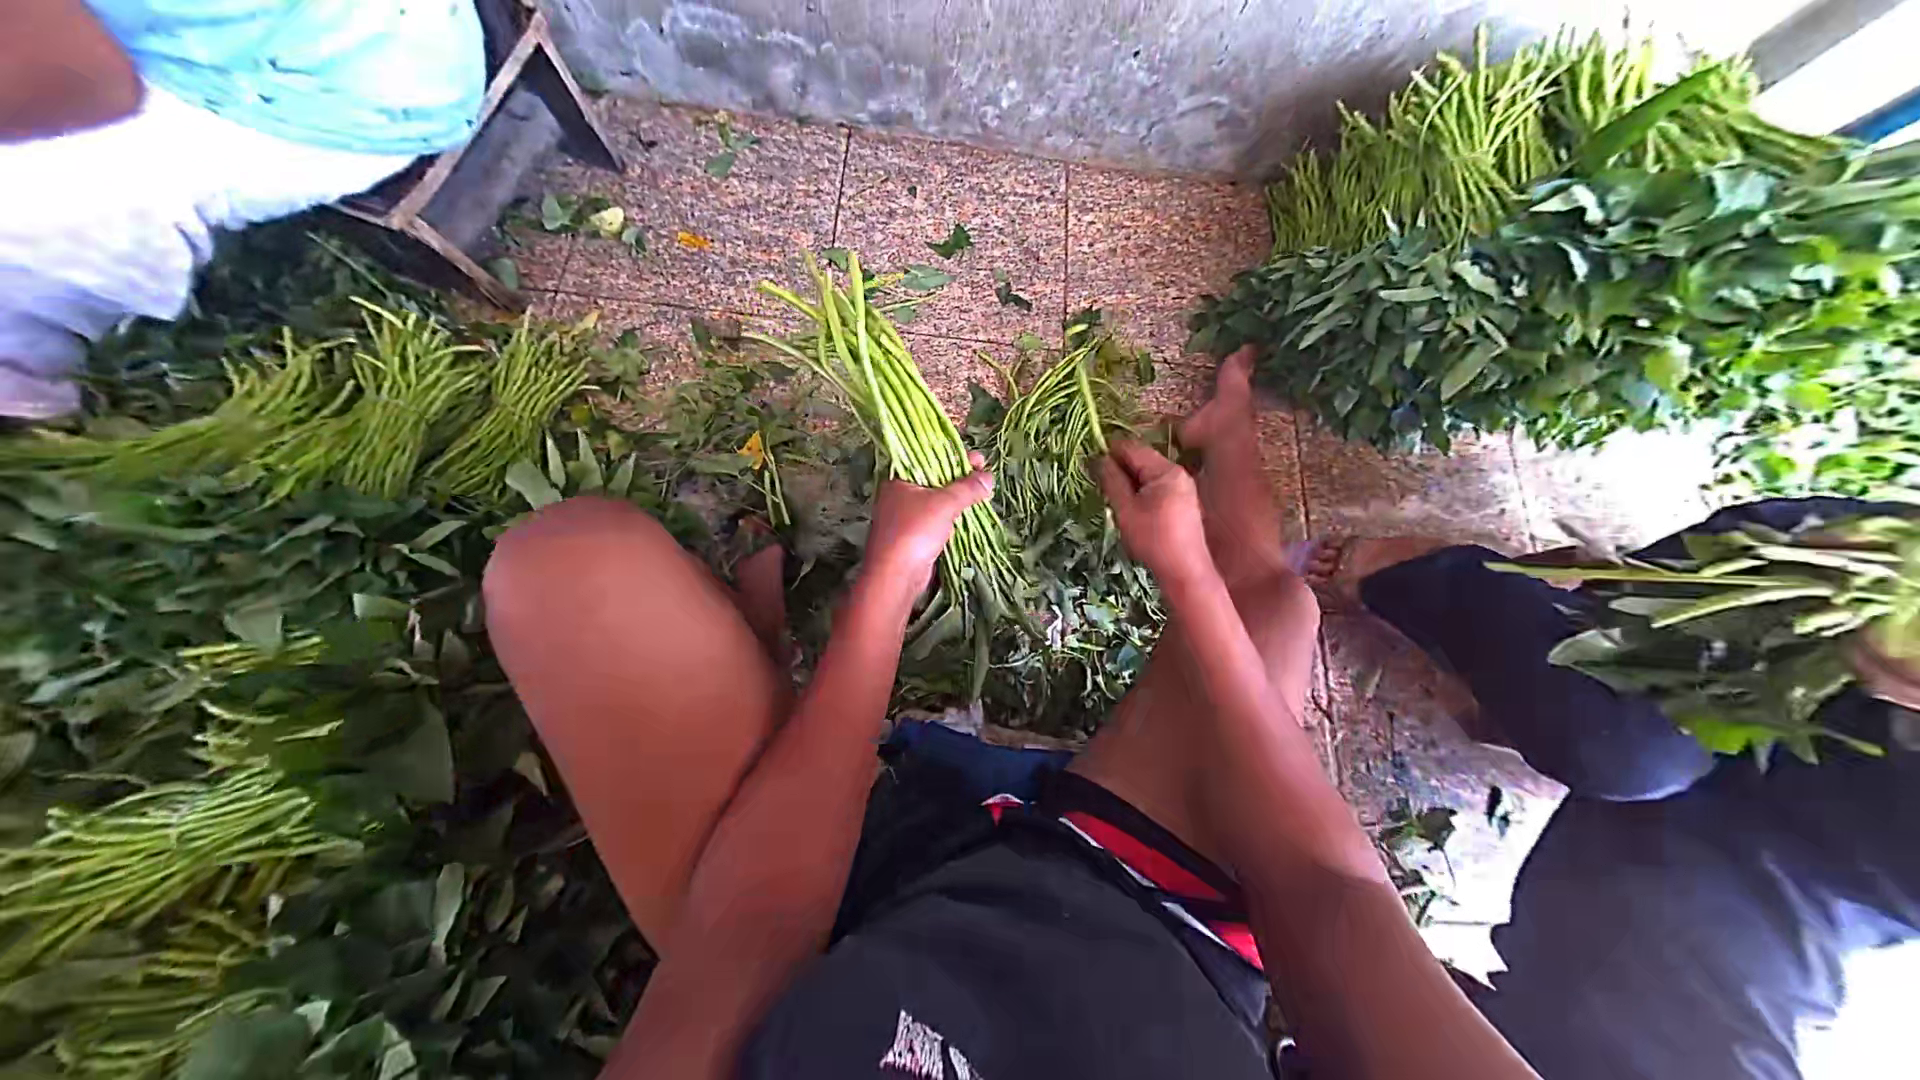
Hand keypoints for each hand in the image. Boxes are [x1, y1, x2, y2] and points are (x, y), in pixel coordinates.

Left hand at [863, 451, 993, 595]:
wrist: (895, 575)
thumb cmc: (914, 531)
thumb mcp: (944, 504)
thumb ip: (967, 488)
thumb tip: (987, 478)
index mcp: (899, 478)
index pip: (928, 455)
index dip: (953, 452)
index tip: (977, 456)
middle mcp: (900, 493)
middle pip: (934, 476)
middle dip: (960, 474)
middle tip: (983, 471)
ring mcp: (906, 514)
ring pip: (936, 497)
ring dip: (958, 494)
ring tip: (982, 489)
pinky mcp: (914, 533)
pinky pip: (937, 516)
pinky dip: (952, 512)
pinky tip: (969, 511)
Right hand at [1097, 439, 1211, 585]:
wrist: (1184, 570)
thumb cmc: (1153, 539)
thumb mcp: (1125, 509)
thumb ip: (1111, 480)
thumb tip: (1097, 458)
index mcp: (1166, 471)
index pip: (1132, 449)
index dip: (1108, 452)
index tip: (1088, 462)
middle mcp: (1178, 473)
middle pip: (1141, 460)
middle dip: (1118, 468)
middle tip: (1096, 481)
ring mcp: (1183, 488)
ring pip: (1148, 475)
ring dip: (1128, 481)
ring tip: (1111, 496)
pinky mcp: (1183, 502)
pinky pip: (1156, 487)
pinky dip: (1140, 491)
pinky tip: (1129, 507)